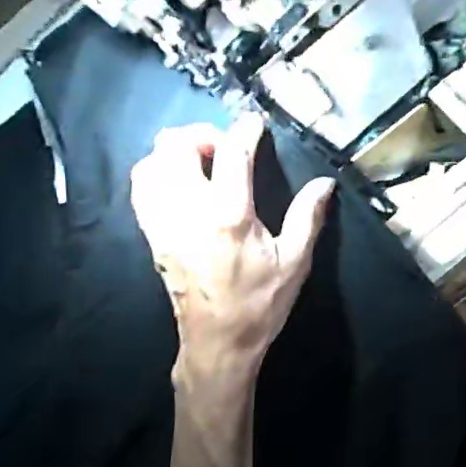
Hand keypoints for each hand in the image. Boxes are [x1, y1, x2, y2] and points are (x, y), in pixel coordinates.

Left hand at [130, 114, 334, 381]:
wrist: (218, 342)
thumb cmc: (259, 304)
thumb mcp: (294, 263)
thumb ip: (308, 217)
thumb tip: (325, 183)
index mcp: (229, 217)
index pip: (231, 154)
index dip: (245, 130)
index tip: (255, 123)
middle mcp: (190, 212)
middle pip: (178, 147)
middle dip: (203, 133)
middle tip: (224, 145)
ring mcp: (164, 223)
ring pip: (153, 162)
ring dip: (175, 150)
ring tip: (199, 160)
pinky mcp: (152, 235)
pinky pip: (140, 188)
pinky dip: (155, 170)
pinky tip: (176, 179)